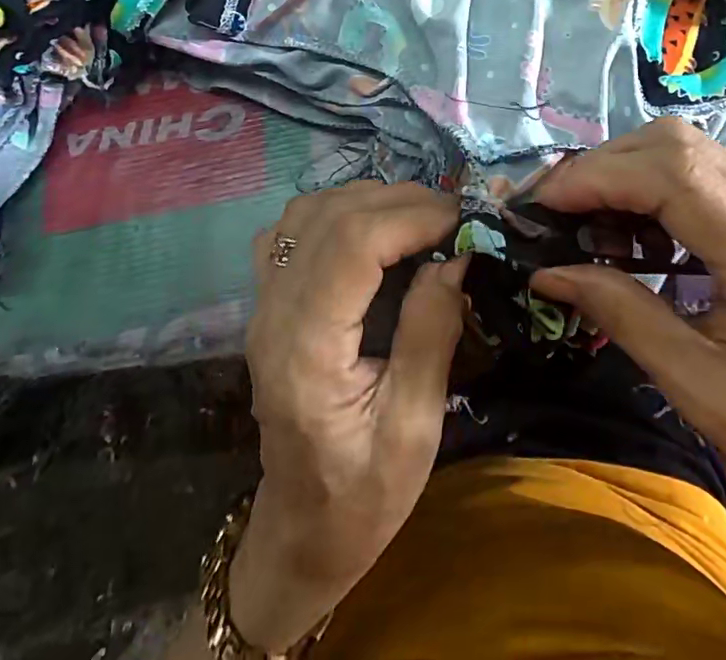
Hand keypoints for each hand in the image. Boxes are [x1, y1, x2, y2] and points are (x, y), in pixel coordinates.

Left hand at [231, 180, 465, 651]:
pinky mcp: (266, 305)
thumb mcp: (413, 430)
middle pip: (327, 219)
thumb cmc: (363, 496)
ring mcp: (262, 306)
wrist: (300, 526)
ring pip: (304, 215)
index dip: (409, 217)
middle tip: (451, 215)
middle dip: (396, 201)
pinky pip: (290, 233)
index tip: (462, 220)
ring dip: (365, 200)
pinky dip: (334, 213)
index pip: (351, 246)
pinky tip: (370, 229)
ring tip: (419, 216)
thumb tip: (455, 258)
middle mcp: (273, 315)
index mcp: (307, 350)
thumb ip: (429, 335)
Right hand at [529, 118, 725, 509]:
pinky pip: (700, 173)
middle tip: (552, 208)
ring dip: (621, 170)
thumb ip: (621, 315)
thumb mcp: (696, 386)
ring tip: (581, 216)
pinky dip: (647, 185)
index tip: (543, 203)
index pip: (677, 177)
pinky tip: (628, 228)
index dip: (599, 176)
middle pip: (678, 146)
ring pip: (688, 149)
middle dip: (601, 166)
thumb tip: (547, 271)